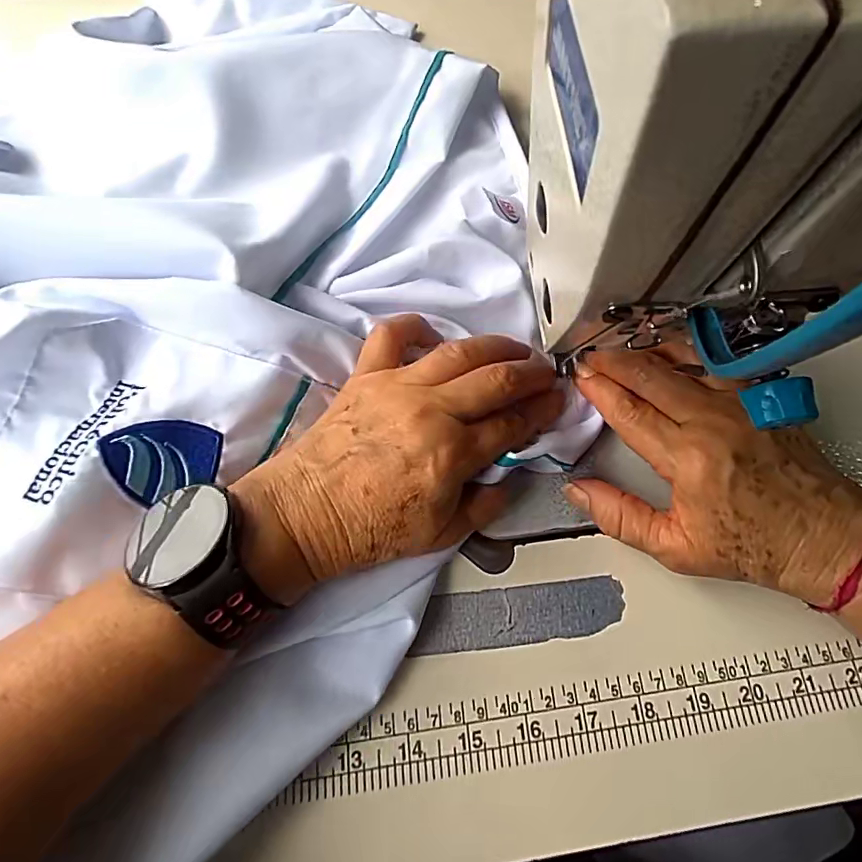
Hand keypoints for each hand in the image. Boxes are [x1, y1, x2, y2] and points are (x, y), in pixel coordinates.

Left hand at [231, 315, 566, 601]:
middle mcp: (430, 412)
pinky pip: (390, 336)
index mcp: (452, 454)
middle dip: (530, 374)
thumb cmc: (368, 529)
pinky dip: (413, 326)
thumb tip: (504, 477)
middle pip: (496, 379)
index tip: (555, 403)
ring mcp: (396, 388)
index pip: (512, 422)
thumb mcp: (441, 534)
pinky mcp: (365, 378)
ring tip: (512, 348)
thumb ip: (483, 504)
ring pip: (457, 352)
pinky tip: (431, 333)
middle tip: (543, 374)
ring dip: (493, 346)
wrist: (306, 514)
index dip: (541, 411)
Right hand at [563, 341, 861, 605]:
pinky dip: (686, 352)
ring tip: (622, 349)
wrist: (827, 538)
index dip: (599, 390)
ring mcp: (742, 405)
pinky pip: (715, 364)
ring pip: (684, 360)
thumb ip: (619, 516)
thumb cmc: (760, 544)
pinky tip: (672, 352)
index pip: (630, 411)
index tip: (580, 379)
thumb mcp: (675, 546)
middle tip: (590, 360)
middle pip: (651, 376)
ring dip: (647, 350)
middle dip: (612, 362)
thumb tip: (581, 492)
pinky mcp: (762, 400)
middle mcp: (716, 422)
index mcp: (690, 458)